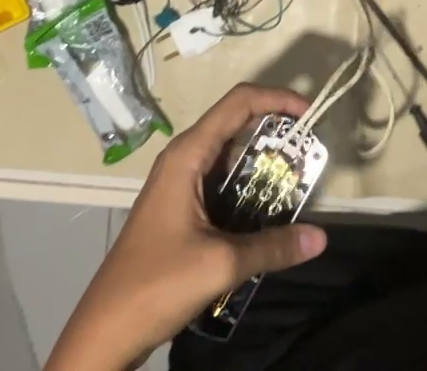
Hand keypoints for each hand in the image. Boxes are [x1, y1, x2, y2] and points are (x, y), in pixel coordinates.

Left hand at [47, 83, 328, 369]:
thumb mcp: (221, 263)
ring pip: (229, 156)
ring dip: (264, 161)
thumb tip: (320, 237)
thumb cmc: (157, 283)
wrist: (106, 327)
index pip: (238, 103)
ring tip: (300, 178)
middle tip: (311, 150)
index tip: (310, 113)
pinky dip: (249, 186)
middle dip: (275, 130)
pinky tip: (272, 209)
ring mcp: (180, 183)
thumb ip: (272, 246)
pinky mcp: (181, 207)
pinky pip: (221, 182)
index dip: (276, 99)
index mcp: (188, 154)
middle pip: (235, 124)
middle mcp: (183, 158)